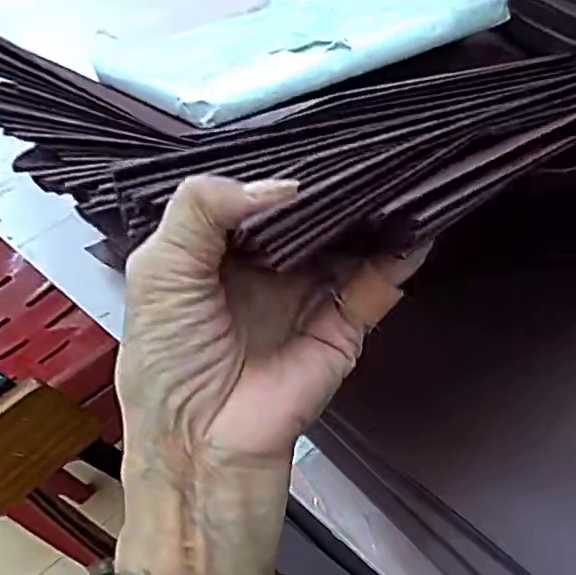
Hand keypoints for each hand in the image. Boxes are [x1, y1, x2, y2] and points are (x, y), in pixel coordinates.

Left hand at [112, 175, 423, 574]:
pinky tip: (415, 227)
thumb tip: (282, 186)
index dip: (284, 169)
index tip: (314, 134)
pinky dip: (398, 260)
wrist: (204, 441)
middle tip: (366, 144)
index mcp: (223, 252)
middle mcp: (271, 270)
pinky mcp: (343, 329)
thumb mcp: (160, 268)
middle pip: (313, 218)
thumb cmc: (169, 359)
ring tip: (396, 172)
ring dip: (372, 214)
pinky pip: (375, 287)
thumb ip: (203, 209)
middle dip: (337, 186)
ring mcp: (311, 299)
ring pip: (349, 246)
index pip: (261, 199)